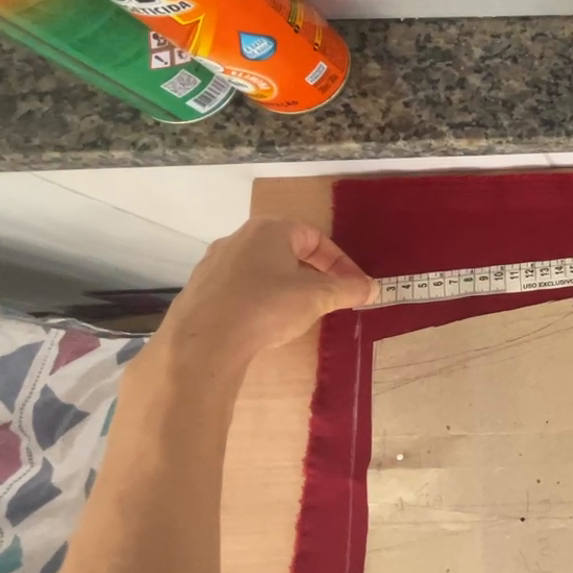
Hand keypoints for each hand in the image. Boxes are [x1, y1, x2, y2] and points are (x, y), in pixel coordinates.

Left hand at [149, 218, 375, 370]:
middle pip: (289, 252)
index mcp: (269, 230)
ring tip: (302, 311)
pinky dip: (263, 300)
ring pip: (264, 270)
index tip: (354, 285)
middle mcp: (238, 239)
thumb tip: (373, 288)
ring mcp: (214, 265)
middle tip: (332, 296)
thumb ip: (349, 289)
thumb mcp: (319, 297)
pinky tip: (269, 323)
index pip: (316, 238)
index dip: (341, 262)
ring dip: (289, 287)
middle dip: (316, 274)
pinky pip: (242, 289)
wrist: (203, 342)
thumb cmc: (267, 306)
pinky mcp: (200, 291)